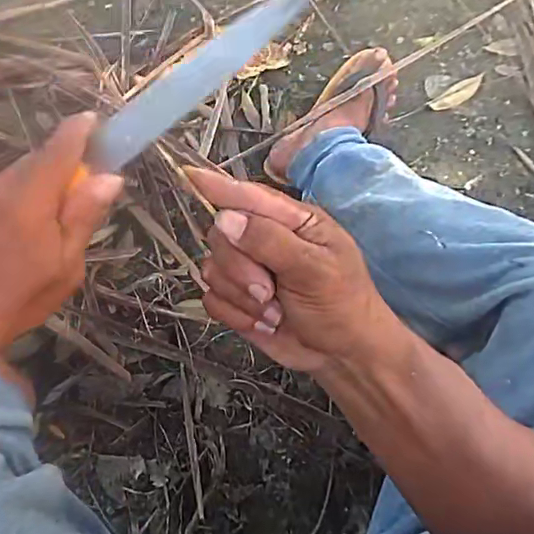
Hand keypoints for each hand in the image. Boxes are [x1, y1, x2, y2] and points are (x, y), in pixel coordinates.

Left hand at [0, 113, 123, 359]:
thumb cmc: (19, 300)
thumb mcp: (65, 266)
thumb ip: (83, 216)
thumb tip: (110, 177)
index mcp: (29, 201)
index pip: (59, 150)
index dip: (78, 133)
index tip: (93, 122)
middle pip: (35, 163)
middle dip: (56, 172)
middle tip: (70, 201)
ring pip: (12, 179)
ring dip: (29, 191)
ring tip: (32, 232)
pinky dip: (5, 203)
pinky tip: (2, 239)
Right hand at [184, 166, 400, 372]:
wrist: (342, 356)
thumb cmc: (342, 306)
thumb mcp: (315, 269)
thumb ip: (269, 241)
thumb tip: (225, 219)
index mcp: (292, 220)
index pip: (247, 196)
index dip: (216, 186)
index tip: (190, 176)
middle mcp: (264, 239)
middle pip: (221, 236)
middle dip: (241, 270)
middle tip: (269, 291)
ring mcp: (247, 270)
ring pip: (212, 269)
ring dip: (241, 298)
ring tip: (275, 312)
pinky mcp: (236, 299)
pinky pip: (211, 298)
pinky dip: (236, 315)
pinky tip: (263, 323)